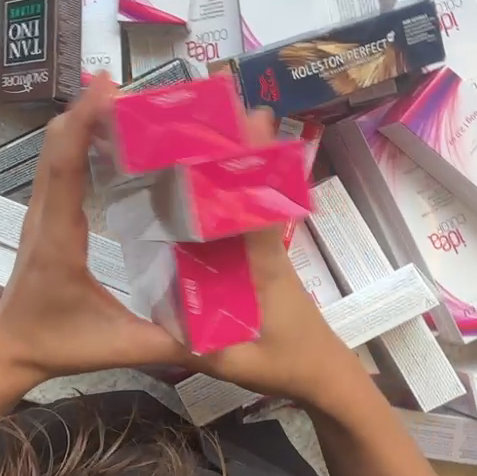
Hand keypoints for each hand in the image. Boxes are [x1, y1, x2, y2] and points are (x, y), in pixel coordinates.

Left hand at [0, 78, 194, 392]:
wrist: (9, 349)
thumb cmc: (57, 345)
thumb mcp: (116, 347)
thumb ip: (166, 344)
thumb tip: (221, 335)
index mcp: (58, 239)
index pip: (66, 169)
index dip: (83, 123)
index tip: (106, 87)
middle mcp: (43, 216)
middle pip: (57, 146)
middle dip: (89, 109)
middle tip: (133, 89)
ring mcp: (39, 213)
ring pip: (53, 151)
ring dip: (83, 121)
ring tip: (126, 103)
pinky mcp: (43, 216)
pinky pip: (56, 166)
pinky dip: (77, 140)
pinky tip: (108, 137)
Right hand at [185, 111, 373, 408]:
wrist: (326, 376)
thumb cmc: (288, 366)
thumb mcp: (237, 363)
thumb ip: (198, 345)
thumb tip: (150, 323)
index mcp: (263, 267)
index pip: (257, 207)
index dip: (254, 163)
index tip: (250, 118)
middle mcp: (263, 249)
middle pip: (252, 187)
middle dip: (240, 143)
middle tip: (223, 99)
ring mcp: (262, 252)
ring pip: (246, 199)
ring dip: (231, 161)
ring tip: (208, 122)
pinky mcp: (257, 260)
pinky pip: (238, 219)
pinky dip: (222, 192)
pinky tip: (197, 179)